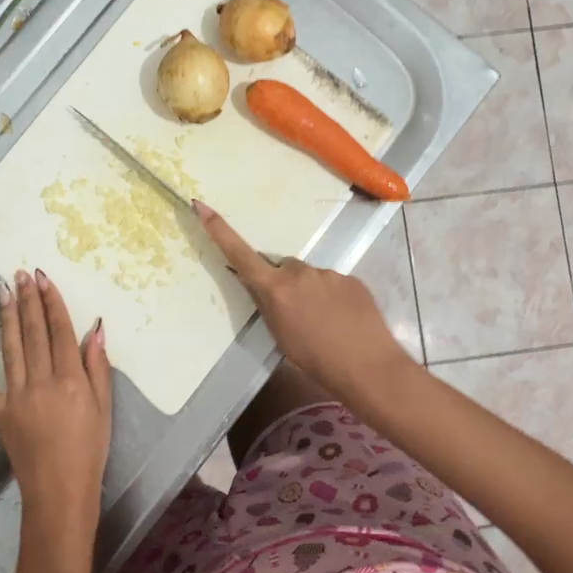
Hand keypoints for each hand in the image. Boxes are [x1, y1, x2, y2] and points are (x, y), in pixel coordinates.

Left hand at [0, 269, 111, 553]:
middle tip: (21, 273)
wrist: (60, 492)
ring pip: (10, 348)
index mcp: (70, 380)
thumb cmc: (89, 450)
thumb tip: (95, 328)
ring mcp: (16, 397)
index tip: (44, 278)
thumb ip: (98, 367)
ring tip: (4, 289)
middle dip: (28, 300)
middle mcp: (41, 382)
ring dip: (7, 316)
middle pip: (34, 332)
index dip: (52, 302)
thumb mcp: (104, 407)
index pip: (60, 330)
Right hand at [193, 199, 416, 394]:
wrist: (369, 367)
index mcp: (277, 288)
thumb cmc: (317, 360)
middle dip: (284, 283)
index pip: (242, 255)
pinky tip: (342, 322)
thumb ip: (268, 306)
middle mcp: (300, 273)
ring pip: (310, 278)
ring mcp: (329, 273)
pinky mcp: (352, 279)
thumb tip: (259, 286)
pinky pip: (334, 284)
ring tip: (324, 324)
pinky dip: (333, 299)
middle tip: (295, 315)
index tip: (203, 206)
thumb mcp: (281, 337)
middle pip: (283, 269)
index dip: (220, 230)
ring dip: (311, 294)